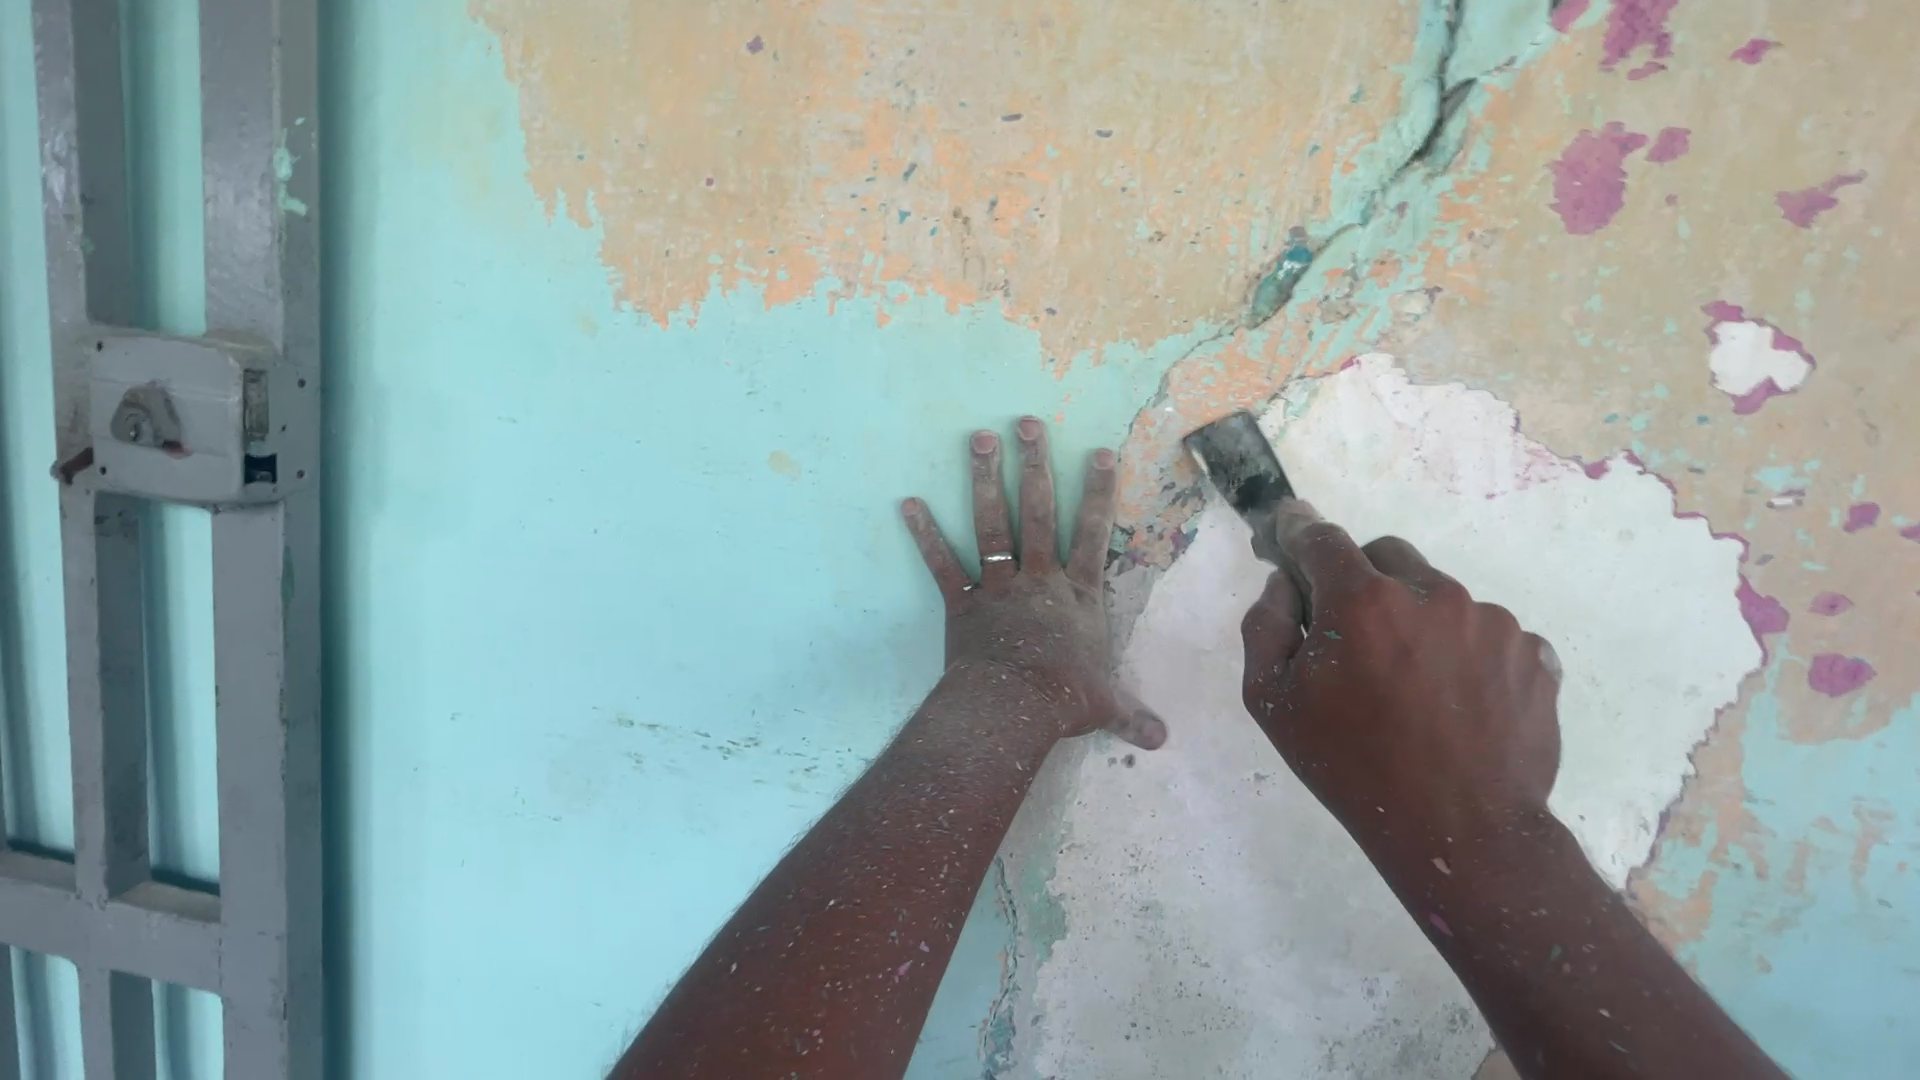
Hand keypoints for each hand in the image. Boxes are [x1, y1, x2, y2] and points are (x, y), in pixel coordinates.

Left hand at [901, 417, 1165, 749]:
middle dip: (1035, 466)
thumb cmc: (1063, 701)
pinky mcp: (962, 604)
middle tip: (1026, 422)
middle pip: (1039, 513)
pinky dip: (924, 535)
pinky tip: (907, 504)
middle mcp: (1039, 580)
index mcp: (1077, 596)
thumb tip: (1161, 742)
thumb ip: (1132, 716)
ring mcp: (998, 587)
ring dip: (985, 481)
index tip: (1096, 451)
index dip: (1097, 492)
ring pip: (992, 525)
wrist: (1013, 710)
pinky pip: (942, 565)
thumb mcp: (1106, 707)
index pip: (1092, 533)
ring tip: (979, 439)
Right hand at [1239, 501, 1559, 860]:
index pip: (1321, 539)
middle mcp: (1431, 592)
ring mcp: (1491, 620)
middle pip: (1383, 555)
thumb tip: (1283, 585)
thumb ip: (1264, 626)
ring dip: (1413, 617)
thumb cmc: (1349, 764)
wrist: (1460, 832)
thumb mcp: (1270, 702)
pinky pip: (1481, 629)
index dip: (1298, 529)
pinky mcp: (1533, 651)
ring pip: (1436, 593)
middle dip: (1359, 578)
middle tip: (1351, 633)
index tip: (1289, 524)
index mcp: (1361, 600)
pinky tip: (1452, 697)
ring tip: (1410, 683)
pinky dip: (1459, 648)